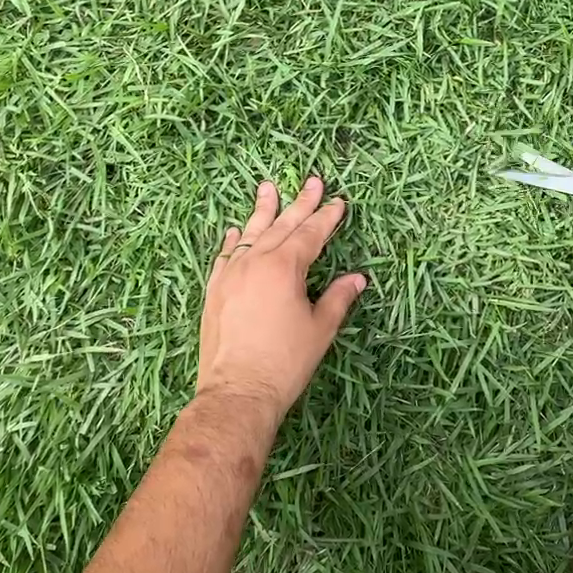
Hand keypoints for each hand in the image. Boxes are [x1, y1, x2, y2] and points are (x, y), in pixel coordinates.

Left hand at [196, 176, 366, 420]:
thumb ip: (338, 298)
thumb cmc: (286, 362)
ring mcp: (231, 274)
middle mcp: (256, 262)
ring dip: (262, 210)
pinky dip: (234, 241)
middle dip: (300, 203)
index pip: (310, 234)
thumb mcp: (320, 329)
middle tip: (312, 181)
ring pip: (251, 234)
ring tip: (268, 187)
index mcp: (285, 267)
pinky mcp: (215, 291)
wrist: (237, 392)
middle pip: (282, 225)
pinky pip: (225, 256)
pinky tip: (237, 230)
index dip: (326, 217)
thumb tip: (358, 278)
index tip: (338, 201)